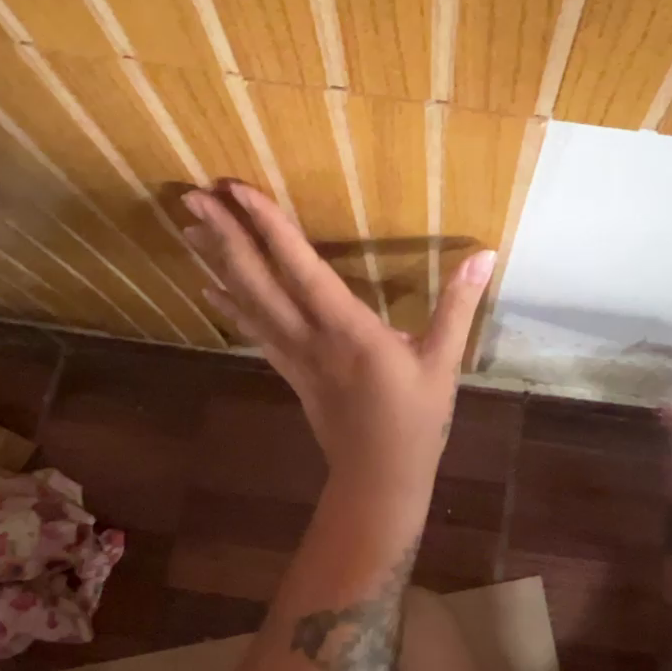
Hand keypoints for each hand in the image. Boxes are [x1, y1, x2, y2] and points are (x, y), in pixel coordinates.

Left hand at [181, 183, 495, 488]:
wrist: (378, 479)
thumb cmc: (416, 421)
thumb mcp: (443, 361)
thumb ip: (458, 304)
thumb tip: (483, 253)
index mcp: (349, 329)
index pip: (301, 267)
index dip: (269, 227)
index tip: (238, 191)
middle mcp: (310, 337)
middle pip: (258, 280)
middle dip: (226, 236)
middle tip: (193, 197)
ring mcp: (292, 355)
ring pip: (247, 301)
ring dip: (217, 261)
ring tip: (188, 227)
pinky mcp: (287, 369)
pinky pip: (252, 328)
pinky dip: (228, 302)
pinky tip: (207, 284)